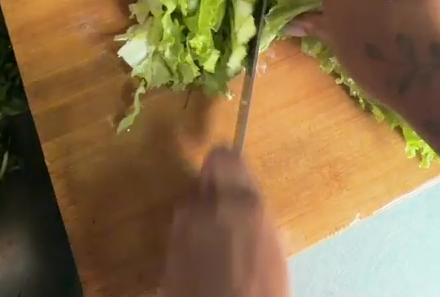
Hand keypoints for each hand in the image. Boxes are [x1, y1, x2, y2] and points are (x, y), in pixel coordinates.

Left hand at [161, 148, 288, 296]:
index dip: (226, 164)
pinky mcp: (167, 247)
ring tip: (214, 244)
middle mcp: (207, 204)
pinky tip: (201, 261)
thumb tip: (245, 201)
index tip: (230, 174)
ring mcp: (184, 225)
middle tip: (224, 214)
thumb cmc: (263, 293)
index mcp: (243, 201)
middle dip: (211, 192)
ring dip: (198, 215)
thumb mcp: (272, 248)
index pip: (225, 155)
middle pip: (203, 179)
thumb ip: (254, 215)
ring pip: (189, 204)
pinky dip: (188, 238)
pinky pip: (179, 230)